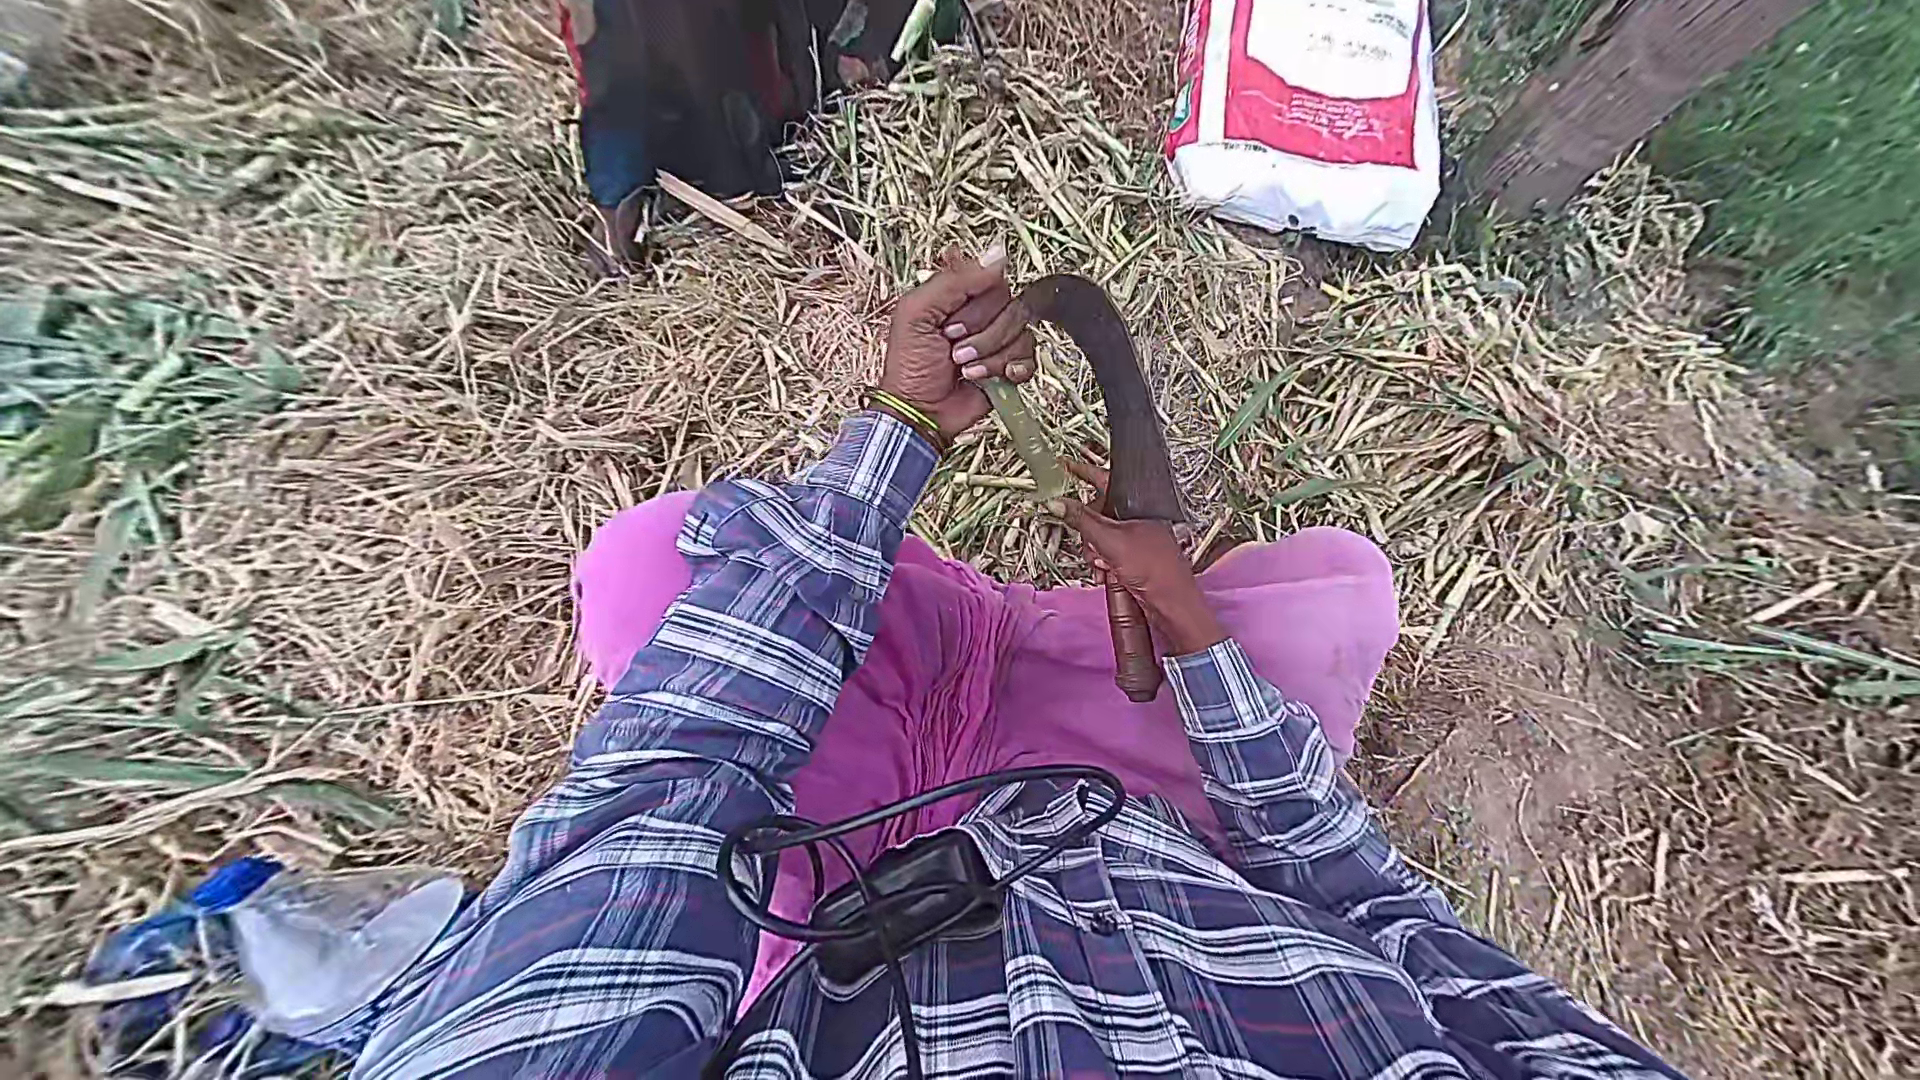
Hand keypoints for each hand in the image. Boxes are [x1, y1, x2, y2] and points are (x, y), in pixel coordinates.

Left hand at [881, 246, 1037, 440]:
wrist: (921, 411)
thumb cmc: (910, 365)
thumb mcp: (917, 313)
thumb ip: (953, 281)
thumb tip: (997, 255)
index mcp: (962, 296)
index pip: (994, 283)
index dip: (976, 308)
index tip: (948, 329)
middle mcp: (985, 315)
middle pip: (1012, 308)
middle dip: (981, 336)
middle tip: (954, 353)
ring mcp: (1000, 342)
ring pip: (1022, 335)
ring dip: (990, 357)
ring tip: (965, 370)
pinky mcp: (1011, 369)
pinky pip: (1029, 359)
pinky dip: (1009, 370)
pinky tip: (990, 379)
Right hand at [1051, 458, 1226, 655]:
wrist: (1170, 603)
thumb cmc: (1154, 569)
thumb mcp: (1110, 540)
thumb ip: (1081, 520)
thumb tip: (1056, 503)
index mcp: (1137, 503)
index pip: (1104, 479)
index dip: (1083, 472)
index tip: (1065, 466)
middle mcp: (1135, 516)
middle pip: (1095, 512)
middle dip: (1087, 530)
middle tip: (1091, 544)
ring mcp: (1133, 536)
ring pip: (1097, 534)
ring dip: (1093, 551)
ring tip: (1103, 564)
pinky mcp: (1131, 554)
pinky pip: (1104, 551)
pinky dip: (1100, 562)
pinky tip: (1106, 572)